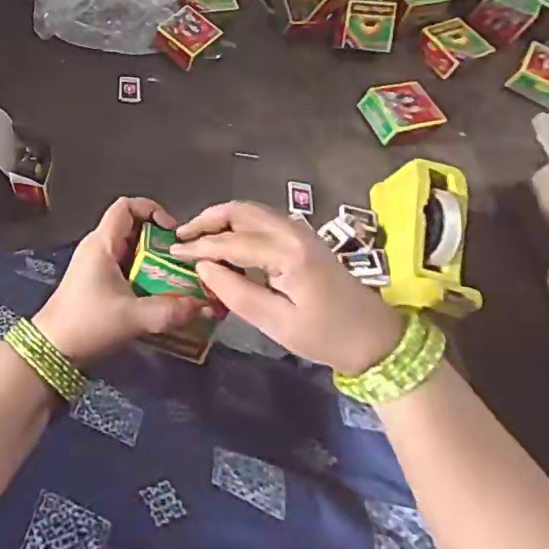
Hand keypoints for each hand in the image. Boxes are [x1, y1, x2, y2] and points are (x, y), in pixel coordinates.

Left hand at [33, 197, 215, 364]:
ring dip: (154, 260)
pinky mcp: (96, 282)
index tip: (172, 232)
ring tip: (177, 277)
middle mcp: (98, 247)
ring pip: (131, 249)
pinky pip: (125, 267)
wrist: (52, 350)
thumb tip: (205, 306)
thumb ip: (171, 311)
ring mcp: (96, 265)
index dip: (152, 210)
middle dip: (160, 239)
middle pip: (133, 227)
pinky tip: (160, 294)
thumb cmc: (88, 323)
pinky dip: (144, 274)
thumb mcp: (134, 317)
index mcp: (102, 243)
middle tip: (181, 260)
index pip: (126, 206)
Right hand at [170, 201, 406, 375]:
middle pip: (240, 210)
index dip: (199, 247)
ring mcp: (300, 231)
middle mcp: (292, 231)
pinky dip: (238, 224)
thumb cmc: (327, 336)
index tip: (172, 253)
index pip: (231, 241)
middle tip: (181, 238)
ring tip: (197, 238)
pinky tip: (226, 243)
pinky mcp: (303, 237)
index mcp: (287, 253)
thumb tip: (204, 268)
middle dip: (207, 220)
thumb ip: (236, 292)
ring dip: (221, 220)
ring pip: (251, 211)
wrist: (376, 338)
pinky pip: (262, 220)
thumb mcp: (277, 323)